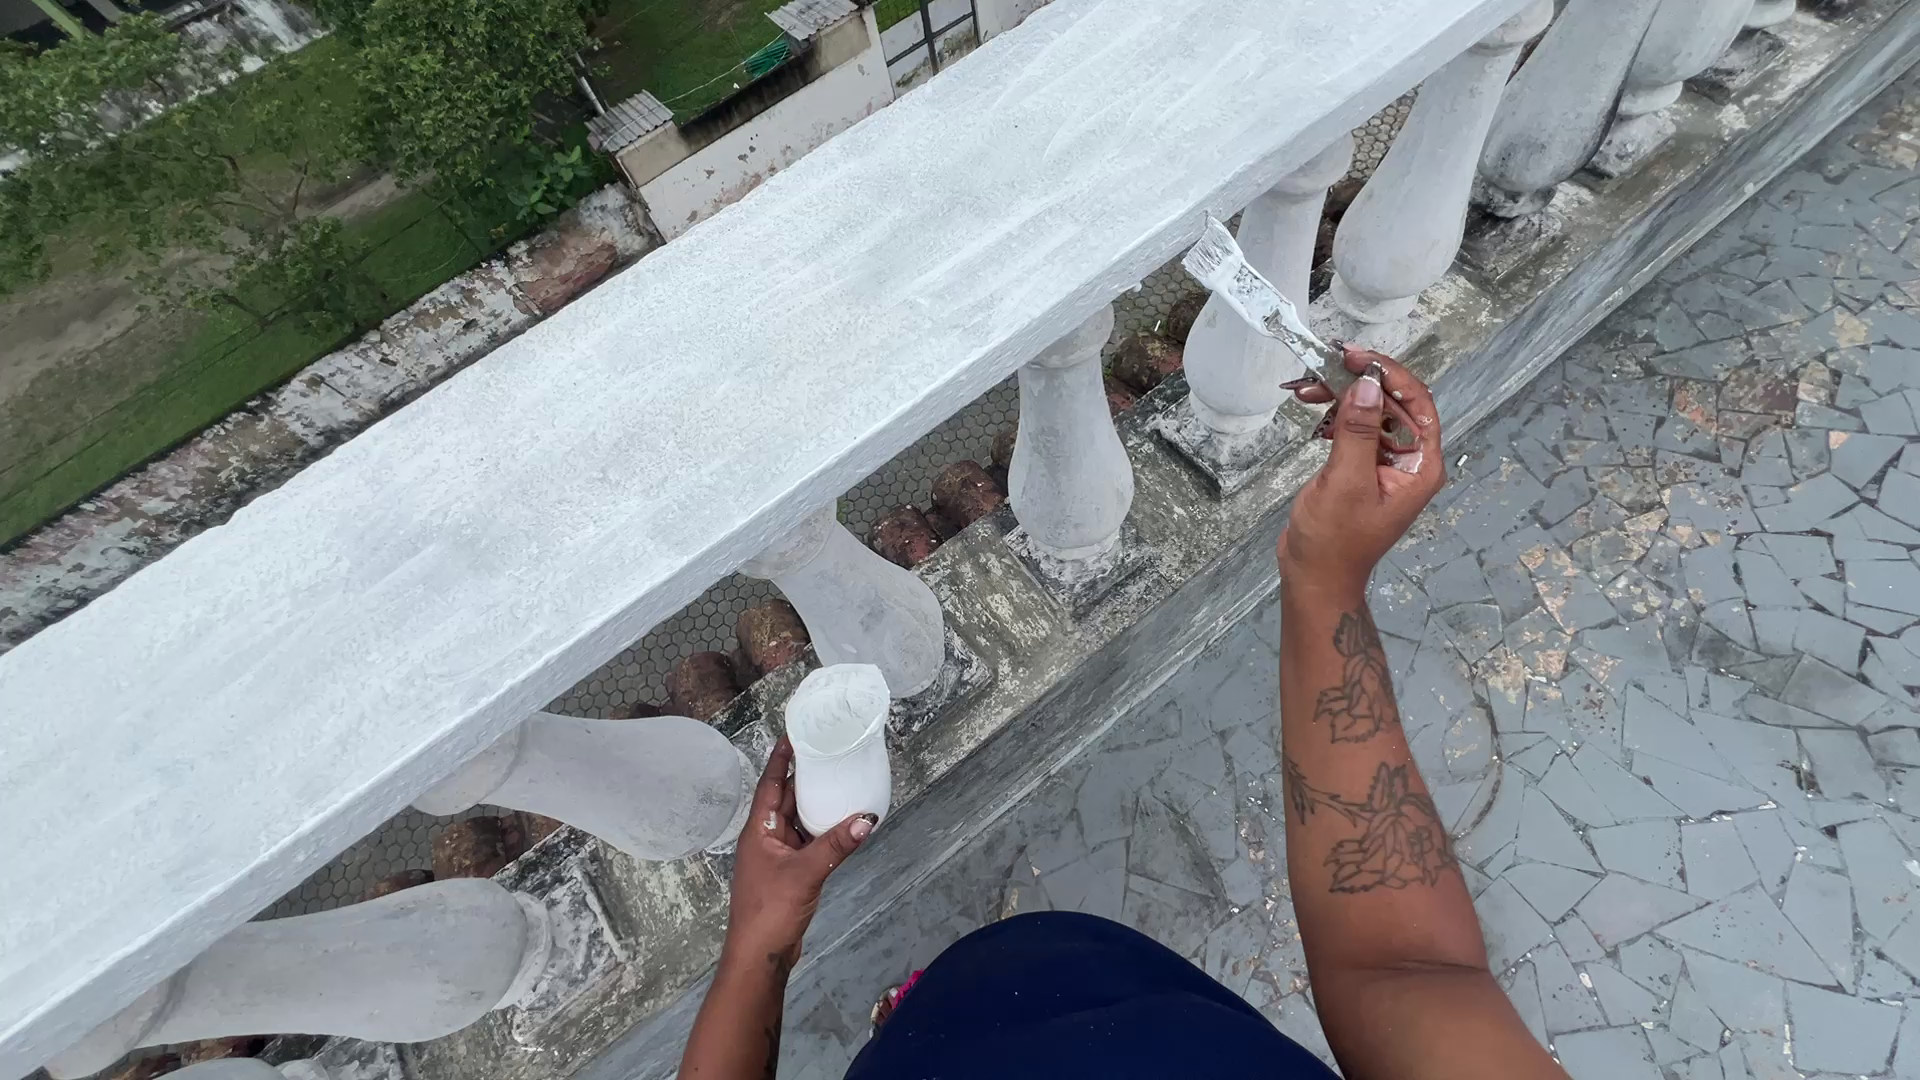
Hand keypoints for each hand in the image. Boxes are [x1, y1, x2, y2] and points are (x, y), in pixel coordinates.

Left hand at [724, 737, 874, 961]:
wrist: (759, 959)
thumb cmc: (770, 910)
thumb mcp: (806, 873)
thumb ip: (837, 844)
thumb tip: (868, 817)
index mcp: (758, 830)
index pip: (770, 784)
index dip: (780, 759)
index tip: (793, 734)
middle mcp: (766, 837)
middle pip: (786, 798)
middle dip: (804, 776)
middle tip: (827, 752)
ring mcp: (777, 856)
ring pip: (798, 819)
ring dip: (816, 802)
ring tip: (839, 778)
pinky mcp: (790, 872)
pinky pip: (808, 839)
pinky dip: (823, 828)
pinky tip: (842, 821)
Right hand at [1277, 346, 1445, 598]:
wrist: (1314, 576)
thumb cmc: (1334, 539)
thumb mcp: (1346, 482)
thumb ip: (1357, 432)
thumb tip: (1366, 384)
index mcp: (1420, 465)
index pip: (1415, 403)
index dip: (1387, 374)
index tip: (1354, 357)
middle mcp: (1407, 460)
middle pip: (1389, 405)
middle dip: (1356, 383)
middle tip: (1320, 367)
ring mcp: (1382, 465)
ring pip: (1367, 414)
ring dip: (1338, 397)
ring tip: (1304, 388)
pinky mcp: (1357, 469)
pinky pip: (1351, 431)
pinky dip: (1331, 416)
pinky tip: (1311, 410)